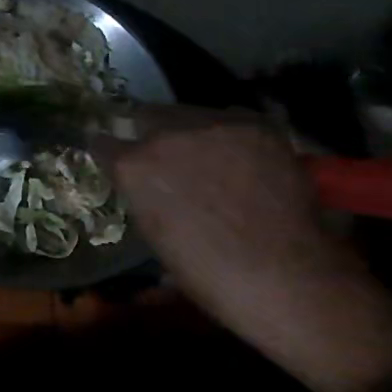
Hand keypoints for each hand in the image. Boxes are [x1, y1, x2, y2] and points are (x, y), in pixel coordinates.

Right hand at [111, 116, 391, 391]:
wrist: (286, 276)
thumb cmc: (210, 276)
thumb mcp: (157, 238)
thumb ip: (145, 200)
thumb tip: (150, 192)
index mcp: (135, 167)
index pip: (104, 143)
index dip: (110, 153)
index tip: (116, 159)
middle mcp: (168, 134)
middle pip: (147, 116)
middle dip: (150, 135)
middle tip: (166, 159)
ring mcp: (214, 124)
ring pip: (190, 115)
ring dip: (190, 133)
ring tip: (207, 158)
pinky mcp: (256, 124)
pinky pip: (231, 122)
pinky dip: (229, 138)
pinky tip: (241, 162)